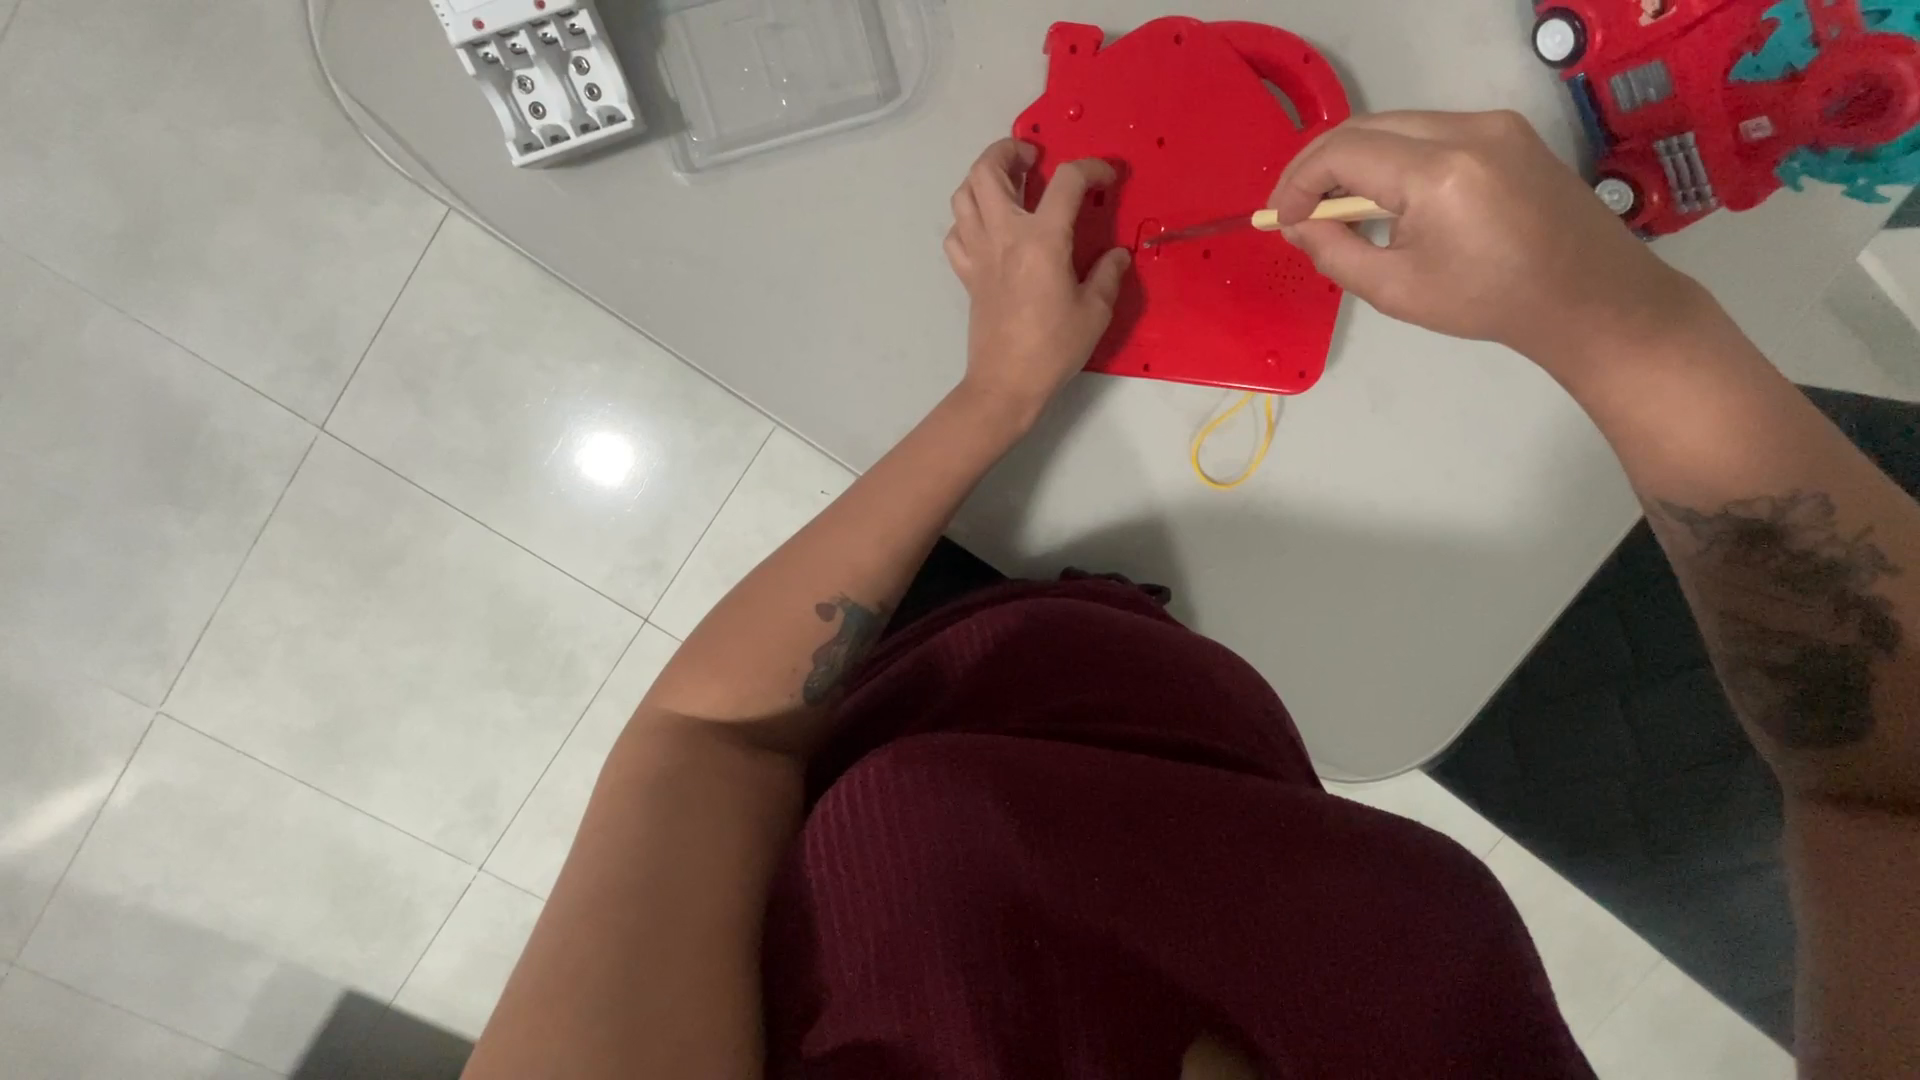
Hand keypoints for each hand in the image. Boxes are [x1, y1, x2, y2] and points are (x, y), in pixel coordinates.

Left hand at [944, 139, 1131, 424]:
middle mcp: (1004, 236)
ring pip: (963, 195)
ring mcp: (979, 254)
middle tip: (1033, 159)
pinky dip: (967, 222)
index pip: (1066, 181)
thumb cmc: (1053, 349)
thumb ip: (1108, 275)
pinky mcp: (967, 276)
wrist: (1006, 384)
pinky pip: (956, 234)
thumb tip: (1116, 255)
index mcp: (1042, 240)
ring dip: (983, 179)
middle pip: (988, 169)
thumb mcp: (1095, 312)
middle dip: (1009, 151)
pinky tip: (988, 230)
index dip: (1091, 168)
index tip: (1106, 179)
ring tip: (1008, 186)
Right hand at [1267, 111, 1708, 370]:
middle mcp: (1466, 130)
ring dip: (1350, 161)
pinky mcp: (1505, 131)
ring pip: (1393, 125)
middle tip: (1292, 209)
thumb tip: (1297, 226)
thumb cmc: (1484, 302)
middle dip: (1316, 166)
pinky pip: (1426, 132)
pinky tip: (1376, 197)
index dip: (1298, 182)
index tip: (1280, 219)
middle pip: (1365, 126)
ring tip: (1329, 208)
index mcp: (1438, 173)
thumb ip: (1335, 252)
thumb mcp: (1393, 289)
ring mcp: (1491, 124)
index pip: (1344, 152)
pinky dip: (1386, 159)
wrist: (1584, 293)